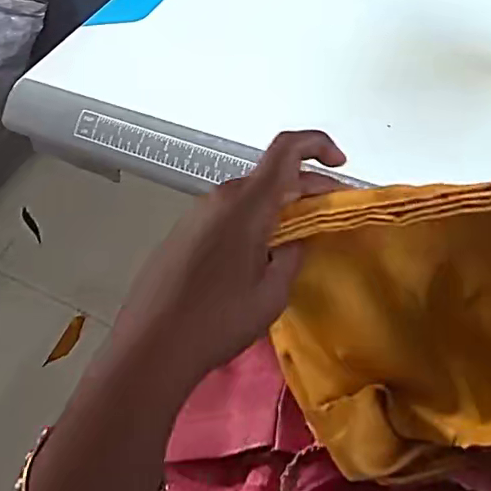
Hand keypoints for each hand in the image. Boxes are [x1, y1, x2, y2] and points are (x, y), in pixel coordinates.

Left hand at [109, 130, 348, 385]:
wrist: (150, 345)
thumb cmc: (217, 321)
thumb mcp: (272, 294)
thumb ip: (292, 255)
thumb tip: (296, 238)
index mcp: (248, 202)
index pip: (287, 149)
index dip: (318, 145)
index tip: (340, 163)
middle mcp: (223, 196)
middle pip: (272, 175)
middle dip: (306, 188)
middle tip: (328, 215)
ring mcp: (200, 211)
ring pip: (251, 196)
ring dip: (279, 207)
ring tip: (297, 241)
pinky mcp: (186, 230)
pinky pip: (230, 212)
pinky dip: (255, 220)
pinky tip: (260, 255)